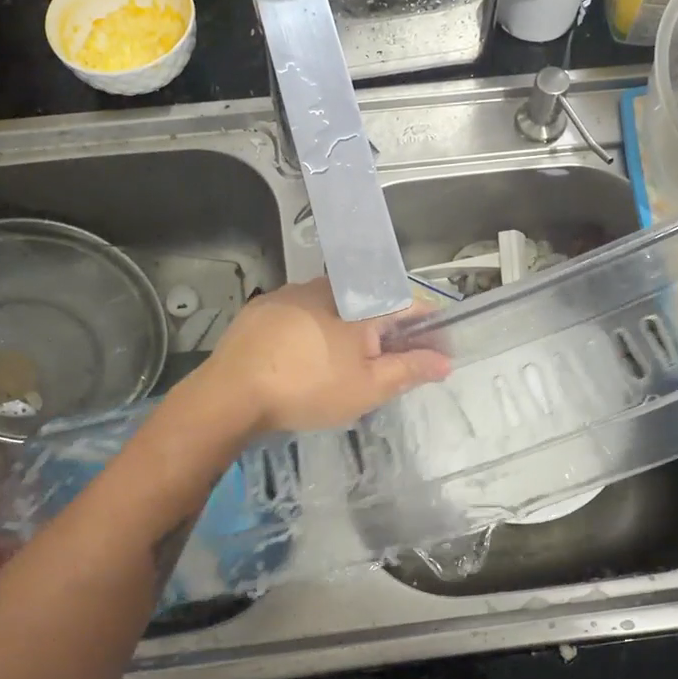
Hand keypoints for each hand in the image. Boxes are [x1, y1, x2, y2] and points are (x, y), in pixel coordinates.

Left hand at [192, 278, 451, 434]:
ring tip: (345, 367)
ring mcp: (290, 294)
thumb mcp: (368, 387)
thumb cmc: (310, 387)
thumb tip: (445, 360)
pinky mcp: (262, 308)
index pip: (409, 305)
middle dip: (386, 333)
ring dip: (348, 332)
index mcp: (361, 302)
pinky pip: (301, 316)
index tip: (436, 353)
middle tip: (389, 368)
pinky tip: (305, 359)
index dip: (428, 328)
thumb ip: (410, 369)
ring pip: (334, 309)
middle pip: (371, 306)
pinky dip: (313, 333)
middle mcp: (328, 287)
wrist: (232, 391)